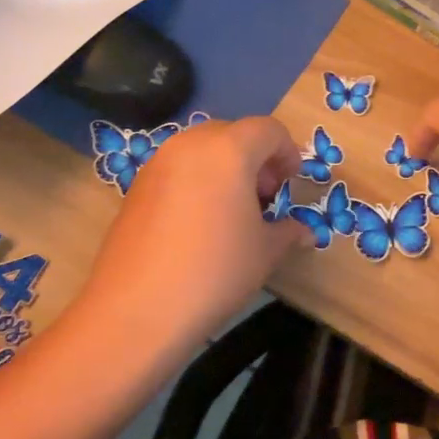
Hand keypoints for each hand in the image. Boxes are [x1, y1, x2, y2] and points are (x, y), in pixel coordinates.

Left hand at [78, 116, 305, 347]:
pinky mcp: (136, 186)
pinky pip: (176, 169)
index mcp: (228, 150)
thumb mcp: (264, 252)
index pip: (267, 130)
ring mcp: (158, 163)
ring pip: (200, 149)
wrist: (138, 307)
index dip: (287, 151)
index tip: (291, 182)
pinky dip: (195, 181)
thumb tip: (303, 232)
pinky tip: (198, 223)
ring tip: (231, 211)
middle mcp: (190, 145)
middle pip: (232, 133)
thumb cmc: (214, 271)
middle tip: (264, 196)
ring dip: (223, 167)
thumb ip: (287, 232)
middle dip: (254, 158)